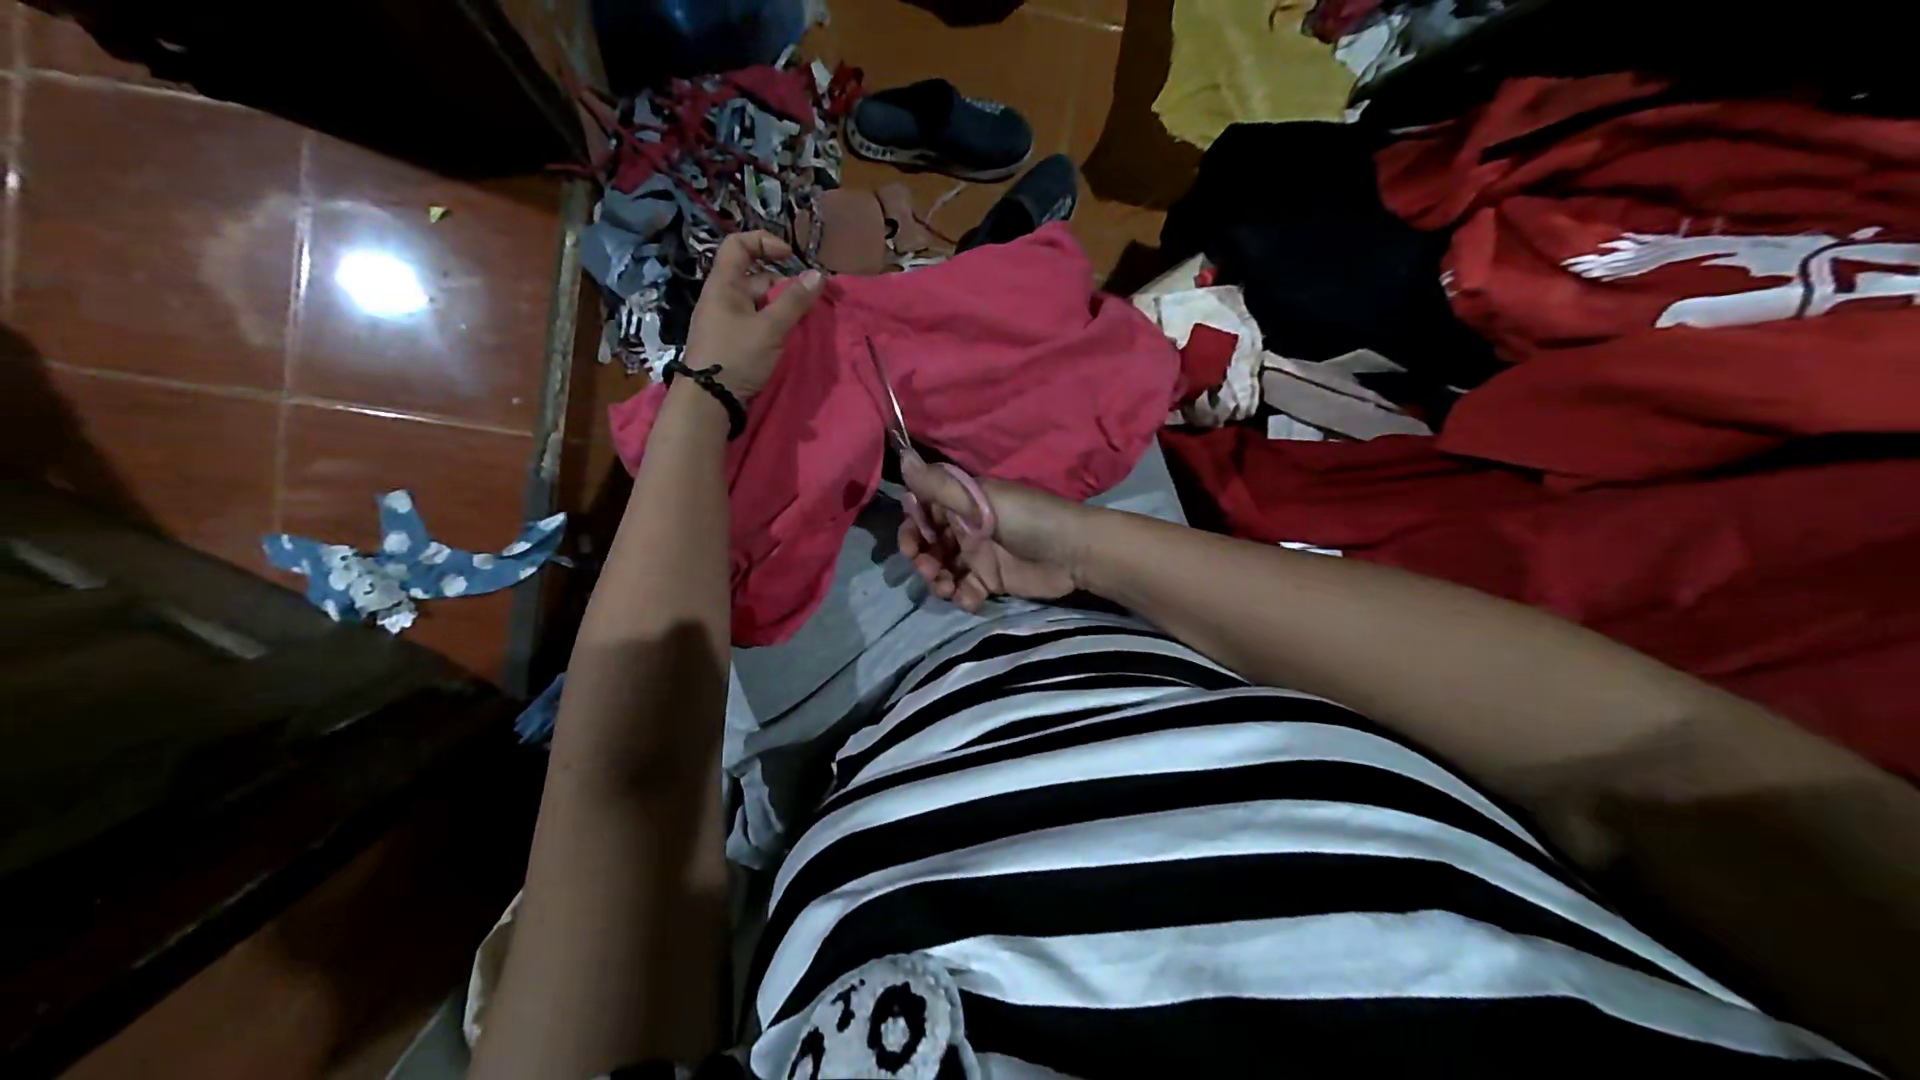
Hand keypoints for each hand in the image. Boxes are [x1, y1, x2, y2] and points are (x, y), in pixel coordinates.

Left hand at [682, 231, 823, 400]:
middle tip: (805, 303)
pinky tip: (786, 338)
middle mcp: (722, 297)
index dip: (765, 242)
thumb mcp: (770, 328)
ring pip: (758, 303)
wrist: (709, 399)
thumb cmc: (736, 357)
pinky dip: (773, 324)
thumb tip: (818, 275)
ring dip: (781, 308)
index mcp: (724, 284)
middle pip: (755, 277)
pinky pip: (755, 322)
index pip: (739, 245)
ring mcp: (726, 320)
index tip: (790, 257)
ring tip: (799, 323)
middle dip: (783, 285)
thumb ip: (795, 301)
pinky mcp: (731, 341)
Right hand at [897, 455, 1088, 613]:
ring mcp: (980, 555)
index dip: (912, 529)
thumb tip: (902, 456)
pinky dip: (963, 596)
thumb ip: (939, 486)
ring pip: (944, 569)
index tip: (911, 544)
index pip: (925, 513)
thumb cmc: (1027, 518)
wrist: (1073, 552)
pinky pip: (967, 589)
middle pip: (931, 545)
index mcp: (964, 503)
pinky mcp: (992, 581)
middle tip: (928, 569)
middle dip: (922, 558)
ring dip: (937, 580)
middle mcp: (968, 527)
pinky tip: (971, 598)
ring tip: (946, 587)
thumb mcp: (980, 501)